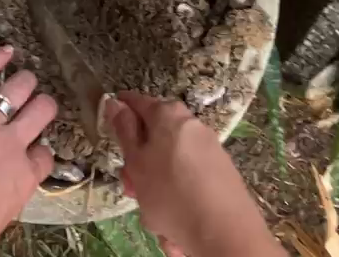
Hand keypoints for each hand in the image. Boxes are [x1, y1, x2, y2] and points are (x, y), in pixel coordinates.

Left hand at [0, 45, 56, 254]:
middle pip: (40, 112)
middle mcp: (10, 143)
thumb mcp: (0, 216)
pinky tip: (6, 50)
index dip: (41, 153)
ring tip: (28, 79)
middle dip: (44, 106)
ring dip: (26, 83)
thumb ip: (13, 188)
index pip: (45, 155)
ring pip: (15, 90)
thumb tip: (13, 173)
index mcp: (23, 176)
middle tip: (41, 105)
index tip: (34, 153)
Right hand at [105, 93, 282, 256]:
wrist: (227, 236)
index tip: (111, 132)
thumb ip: (124, 130)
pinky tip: (178, 228)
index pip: (136, 102)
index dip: (120, 115)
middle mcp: (191, 124)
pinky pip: (191, 182)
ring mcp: (210, 149)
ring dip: (160, 190)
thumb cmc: (171, 194)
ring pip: (172, 166)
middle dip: (141, 166)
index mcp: (167, 114)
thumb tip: (115, 102)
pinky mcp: (223, 174)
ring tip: (157, 220)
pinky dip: (180, 200)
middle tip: (133, 190)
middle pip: (155, 138)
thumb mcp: (136, 162)